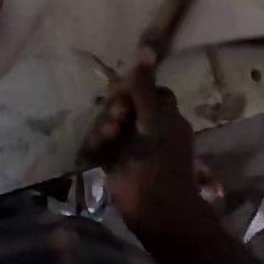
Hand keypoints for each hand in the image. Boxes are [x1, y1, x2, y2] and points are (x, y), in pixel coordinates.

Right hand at [81, 60, 207, 239]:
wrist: (157, 212)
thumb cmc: (161, 162)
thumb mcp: (154, 118)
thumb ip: (144, 86)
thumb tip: (146, 51)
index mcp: (165, 115)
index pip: (145, 89)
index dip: (132, 88)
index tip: (123, 95)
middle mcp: (148, 127)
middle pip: (124, 104)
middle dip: (115, 107)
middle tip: (116, 119)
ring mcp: (131, 146)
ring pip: (110, 122)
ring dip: (105, 126)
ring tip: (108, 137)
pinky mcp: (116, 163)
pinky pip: (101, 144)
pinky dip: (98, 144)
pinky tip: (98, 150)